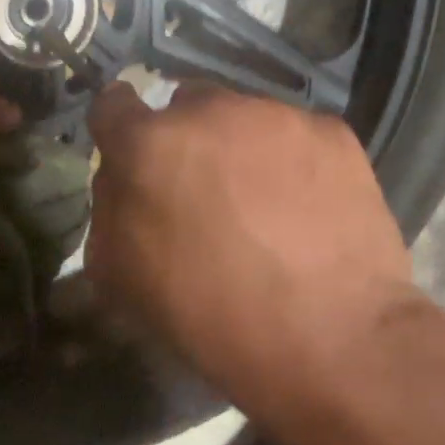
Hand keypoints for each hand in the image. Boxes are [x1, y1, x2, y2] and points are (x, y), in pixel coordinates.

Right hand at [85, 82, 414, 398]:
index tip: (132, 159)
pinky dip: (290, 161)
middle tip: (202, 194)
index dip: (118, 130)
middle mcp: (208, 111)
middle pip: (182, 107)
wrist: (337, 340)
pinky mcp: (331, 132)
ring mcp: (274, 116)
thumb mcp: (122, 277)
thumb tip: (120, 183)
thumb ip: (108, 212)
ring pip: (240, 117)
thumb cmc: (212, 315)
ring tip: (261, 203)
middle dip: (184, 141)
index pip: (113, 104)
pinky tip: (304, 208)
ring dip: (237, 147)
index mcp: (148, 144)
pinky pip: (293, 134)